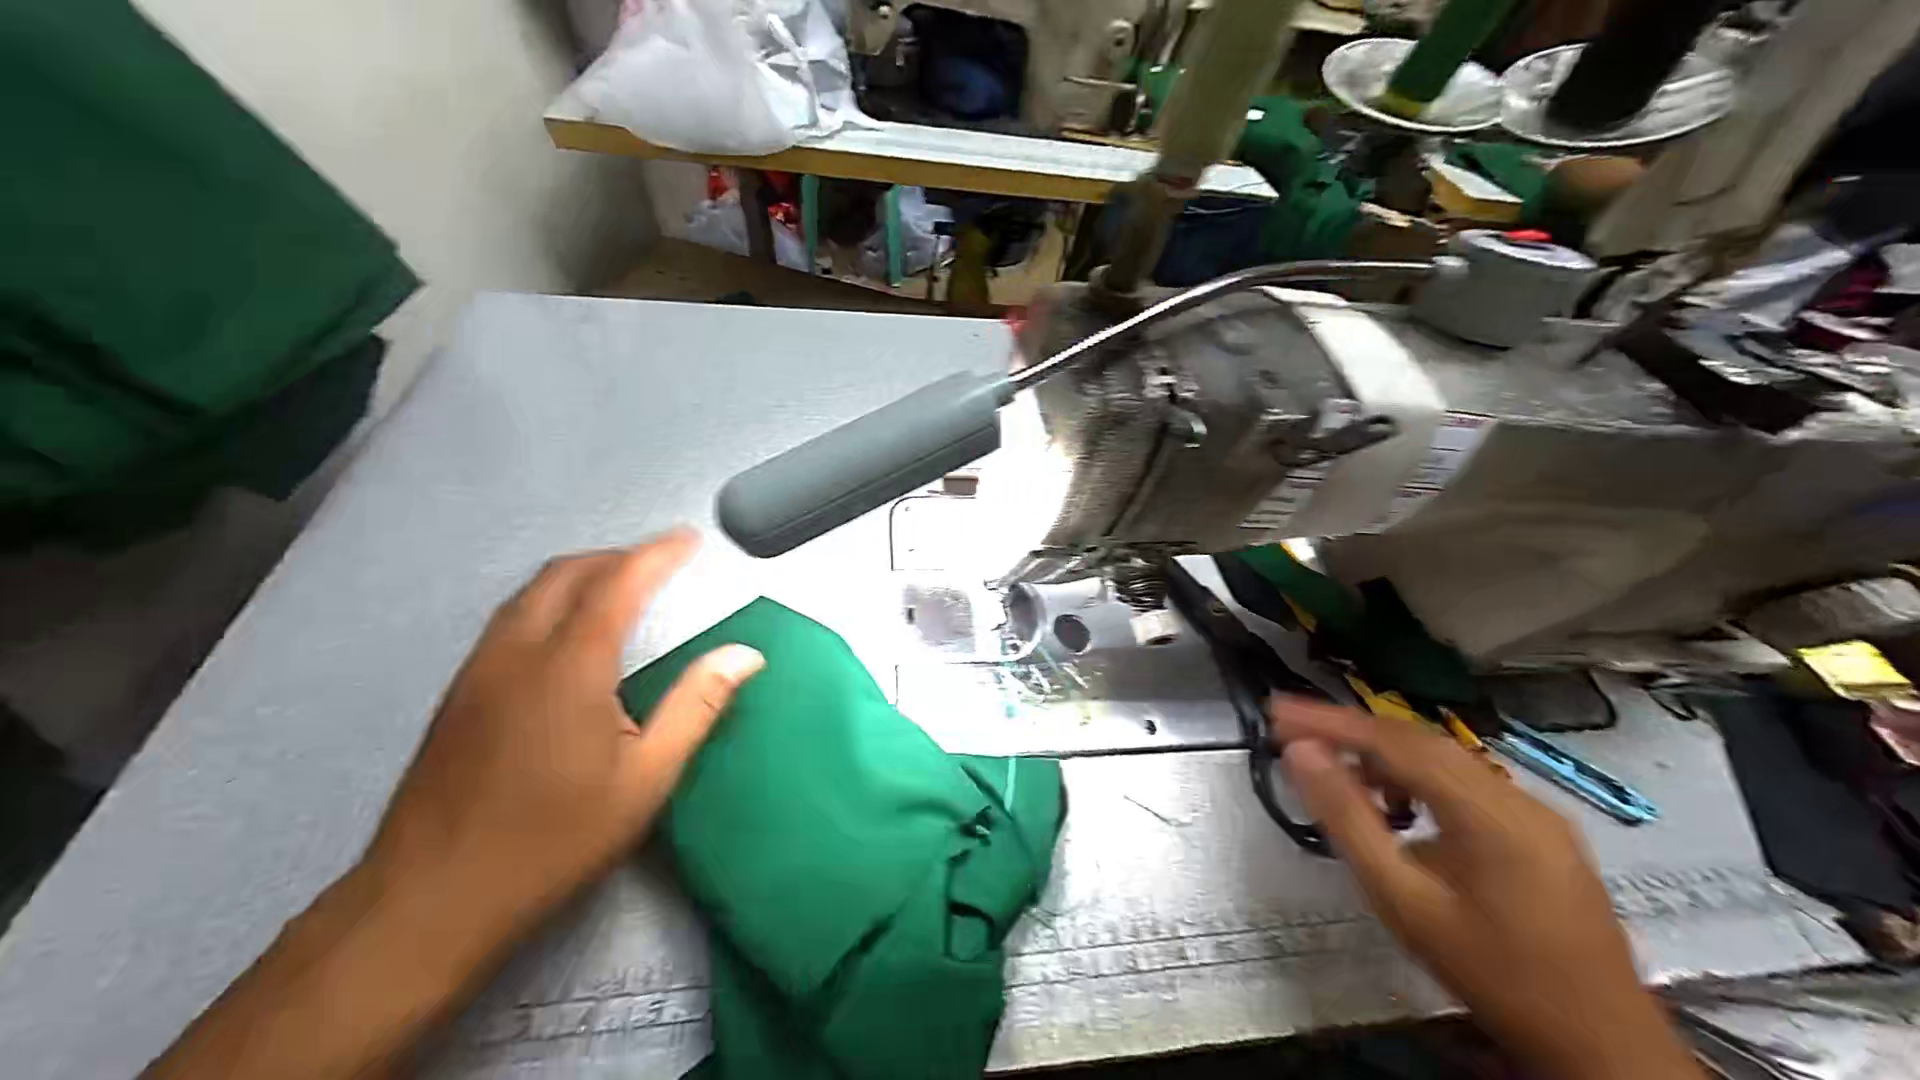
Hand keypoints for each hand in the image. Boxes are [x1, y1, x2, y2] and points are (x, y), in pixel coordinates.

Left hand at [147, 530, 763, 1079]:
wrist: (428, 902)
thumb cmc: (553, 840)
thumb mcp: (646, 778)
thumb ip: (698, 706)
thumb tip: (746, 654)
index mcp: (569, 666)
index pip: (619, 582)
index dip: (658, 554)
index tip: (690, 540)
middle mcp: (517, 652)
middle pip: (566, 573)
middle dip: (617, 556)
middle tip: (660, 563)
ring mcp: (477, 671)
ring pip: (530, 593)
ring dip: (580, 575)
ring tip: (621, 587)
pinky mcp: (457, 695)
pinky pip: (509, 620)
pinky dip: (551, 601)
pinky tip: (569, 634)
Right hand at [1271, 697, 1699, 1079]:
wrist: (1600, 1047)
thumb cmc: (1489, 971)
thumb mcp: (1401, 898)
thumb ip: (1347, 818)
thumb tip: (1300, 754)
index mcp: (1487, 811)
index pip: (1394, 742)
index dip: (1330, 720)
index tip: (1277, 710)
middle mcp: (1517, 797)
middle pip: (1420, 741)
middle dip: (1351, 729)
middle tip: (1292, 728)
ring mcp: (1537, 813)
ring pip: (1444, 759)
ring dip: (1383, 752)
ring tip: (1334, 765)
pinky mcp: (1542, 833)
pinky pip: (1467, 783)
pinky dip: (1417, 776)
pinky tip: (1394, 801)